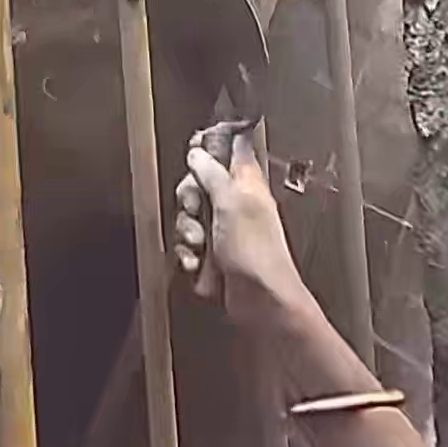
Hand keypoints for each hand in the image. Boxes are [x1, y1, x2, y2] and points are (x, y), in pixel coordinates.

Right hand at [172, 129, 309, 327]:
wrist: (260, 303)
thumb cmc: (257, 253)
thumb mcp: (231, 202)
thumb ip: (212, 173)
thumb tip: (197, 153)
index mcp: (247, 183)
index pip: (230, 147)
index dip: (212, 143)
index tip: (195, 148)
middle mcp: (235, 202)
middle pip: (198, 182)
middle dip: (189, 196)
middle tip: (195, 207)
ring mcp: (223, 228)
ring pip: (188, 214)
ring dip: (187, 229)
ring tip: (200, 243)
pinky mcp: (212, 253)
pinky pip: (187, 243)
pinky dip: (188, 253)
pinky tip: (197, 261)